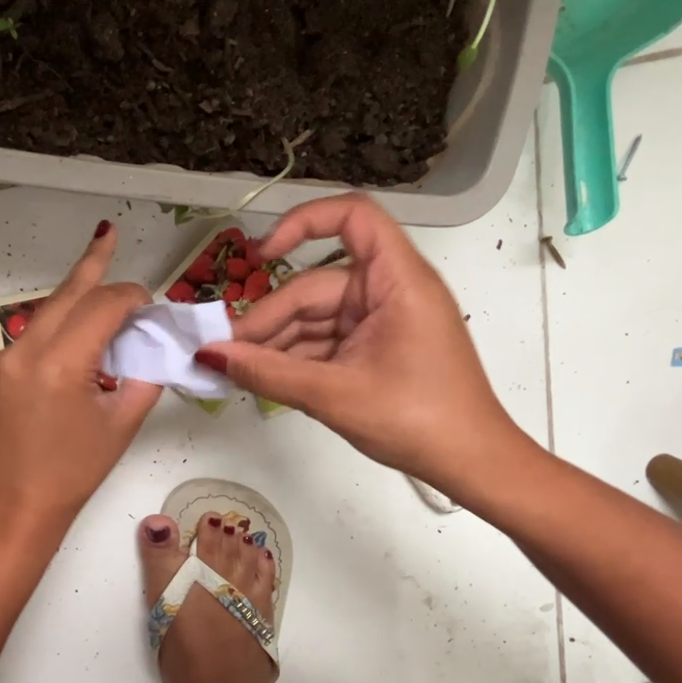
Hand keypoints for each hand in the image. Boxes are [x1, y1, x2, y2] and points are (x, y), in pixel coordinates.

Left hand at [0, 221, 162, 533]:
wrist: (9, 508)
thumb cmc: (70, 475)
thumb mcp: (119, 425)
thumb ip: (142, 377)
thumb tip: (152, 347)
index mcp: (60, 364)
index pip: (101, 306)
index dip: (130, 296)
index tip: (149, 303)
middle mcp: (23, 352)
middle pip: (65, 294)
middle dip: (92, 265)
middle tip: (109, 235)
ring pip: (45, 317)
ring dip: (74, 307)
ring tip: (101, 297)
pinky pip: (27, 343)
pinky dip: (52, 341)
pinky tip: (69, 362)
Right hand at [197, 194, 529, 486]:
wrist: (473, 465)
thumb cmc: (420, 421)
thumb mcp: (335, 395)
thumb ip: (267, 372)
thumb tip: (208, 355)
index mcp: (398, 282)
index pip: (353, 217)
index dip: (303, 222)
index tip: (263, 255)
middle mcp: (388, 290)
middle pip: (314, 284)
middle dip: (269, 318)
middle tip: (224, 352)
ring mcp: (380, 319)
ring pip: (313, 315)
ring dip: (275, 341)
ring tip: (236, 370)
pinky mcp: (373, 345)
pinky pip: (323, 338)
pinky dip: (293, 355)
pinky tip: (261, 375)